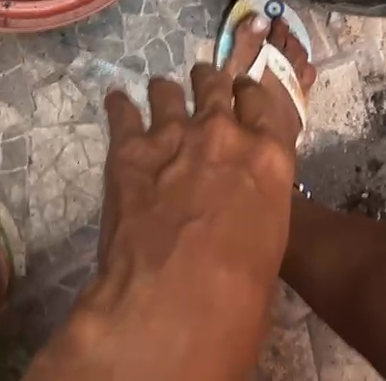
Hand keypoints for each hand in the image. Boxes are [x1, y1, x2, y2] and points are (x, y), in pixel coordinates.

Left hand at [29, 68, 293, 380]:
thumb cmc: (237, 298)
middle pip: (214, 84)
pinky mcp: (128, 147)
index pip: (260, 101)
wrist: (172, 303)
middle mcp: (222, 133)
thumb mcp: (269, 248)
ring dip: (164, 93)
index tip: (239, 92)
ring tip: (159, 97)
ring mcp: (172, 134)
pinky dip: (119, 106)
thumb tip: (239, 216)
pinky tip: (117, 104)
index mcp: (267, 158)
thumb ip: (254, 209)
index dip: (247, 94)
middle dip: (207, 82)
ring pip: (167, 89)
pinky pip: (122, 109)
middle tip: (201, 86)